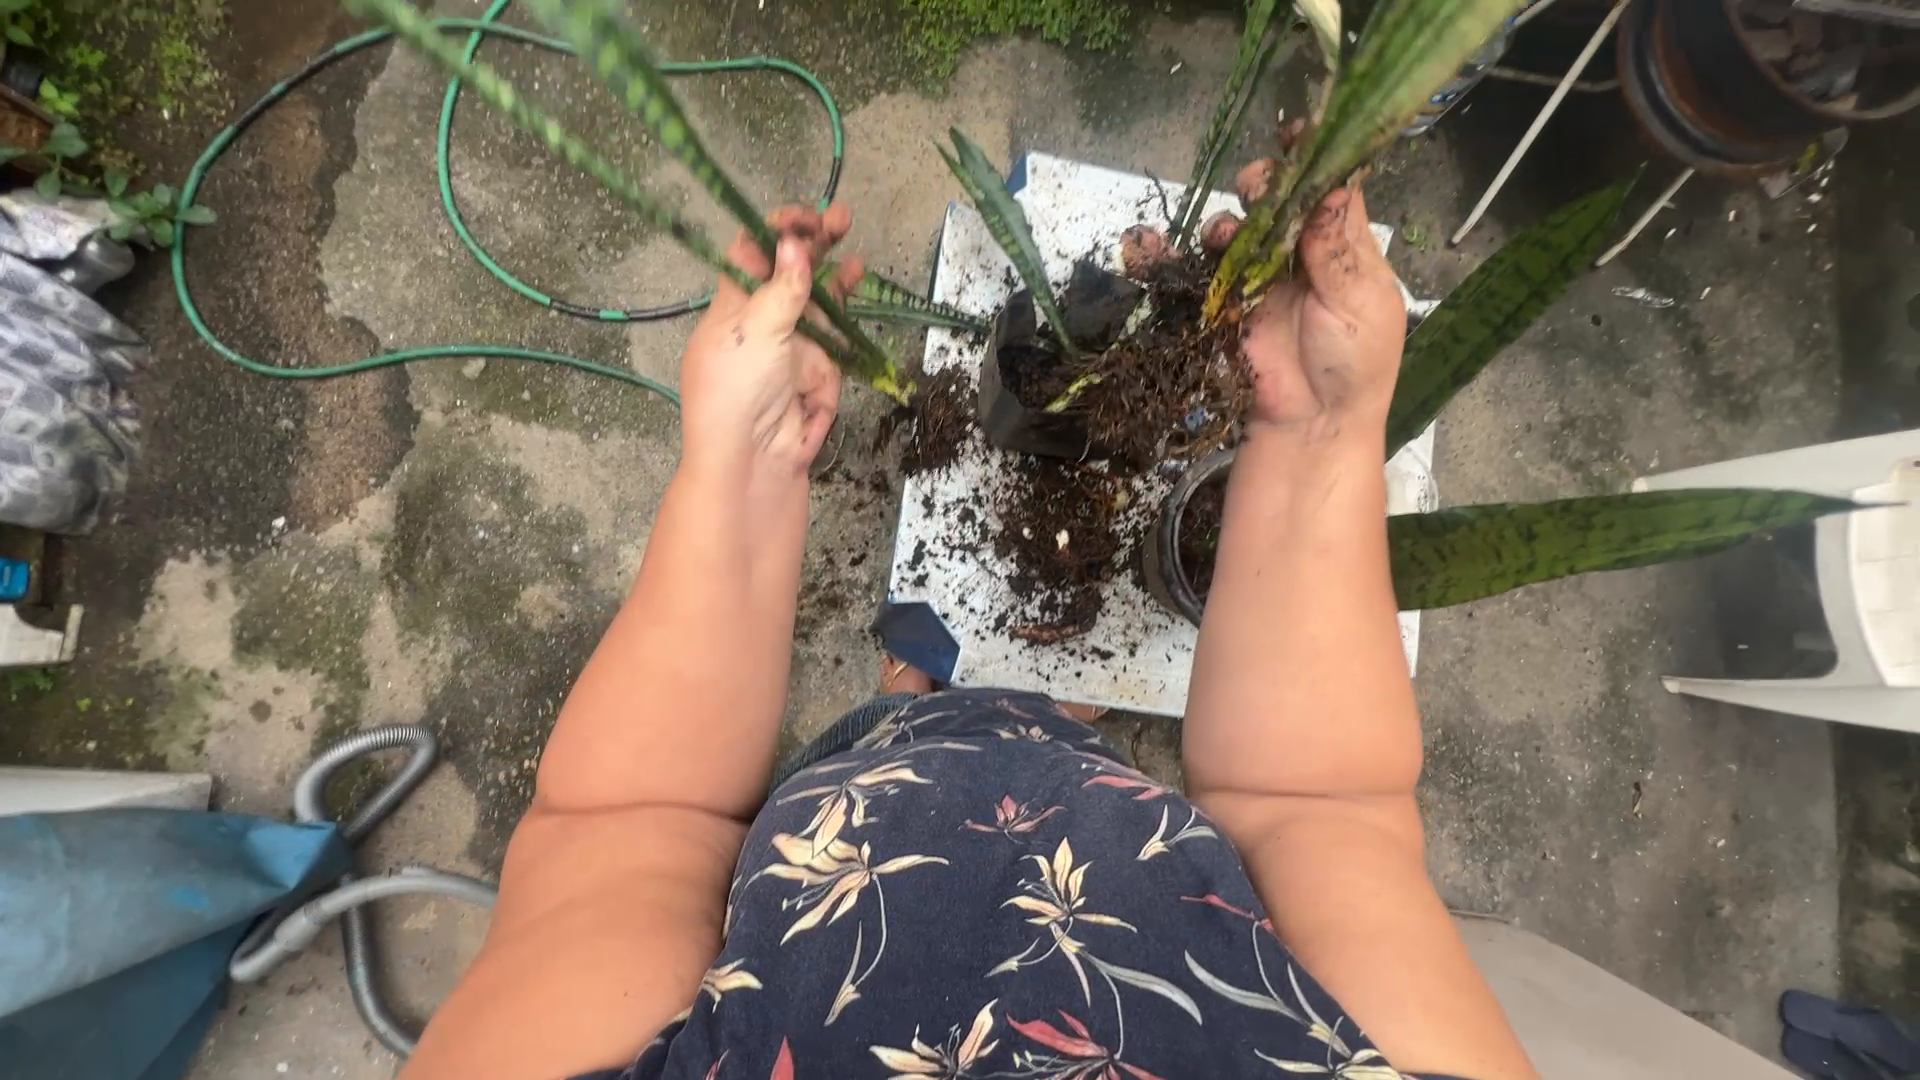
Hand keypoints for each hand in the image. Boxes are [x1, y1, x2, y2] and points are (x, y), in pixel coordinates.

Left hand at [678, 204, 863, 477]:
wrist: (755, 459)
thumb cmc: (735, 393)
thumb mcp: (754, 334)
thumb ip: (782, 290)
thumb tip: (795, 244)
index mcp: (733, 307)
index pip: (752, 254)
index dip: (776, 230)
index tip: (803, 219)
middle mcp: (764, 320)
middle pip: (790, 272)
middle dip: (813, 242)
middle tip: (840, 218)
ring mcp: (794, 344)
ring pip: (818, 297)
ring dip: (833, 267)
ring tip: (850, 236)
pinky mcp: (821, 369)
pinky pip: (836, 333)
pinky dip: (845, 305)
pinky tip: (855, 274)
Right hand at [1126, 160, 1405, 438]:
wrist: (1310, 422)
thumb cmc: (1353, 364)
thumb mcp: (1359, 303)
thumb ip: (1337, 249)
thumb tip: (1331, 185)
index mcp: (1343, 246)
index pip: (1330, 188)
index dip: (1315, 157)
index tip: (1298, 132)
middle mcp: (1298, 254)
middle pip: (1277, 203)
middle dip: (1264, 185)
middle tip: (1255, 186)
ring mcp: (1258, 280)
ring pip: (1234, 233)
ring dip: (1224, 223)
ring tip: (1220, 235)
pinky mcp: (1223, 306)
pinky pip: (1197, 274)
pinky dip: (1168, 258)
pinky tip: (1147, 246)